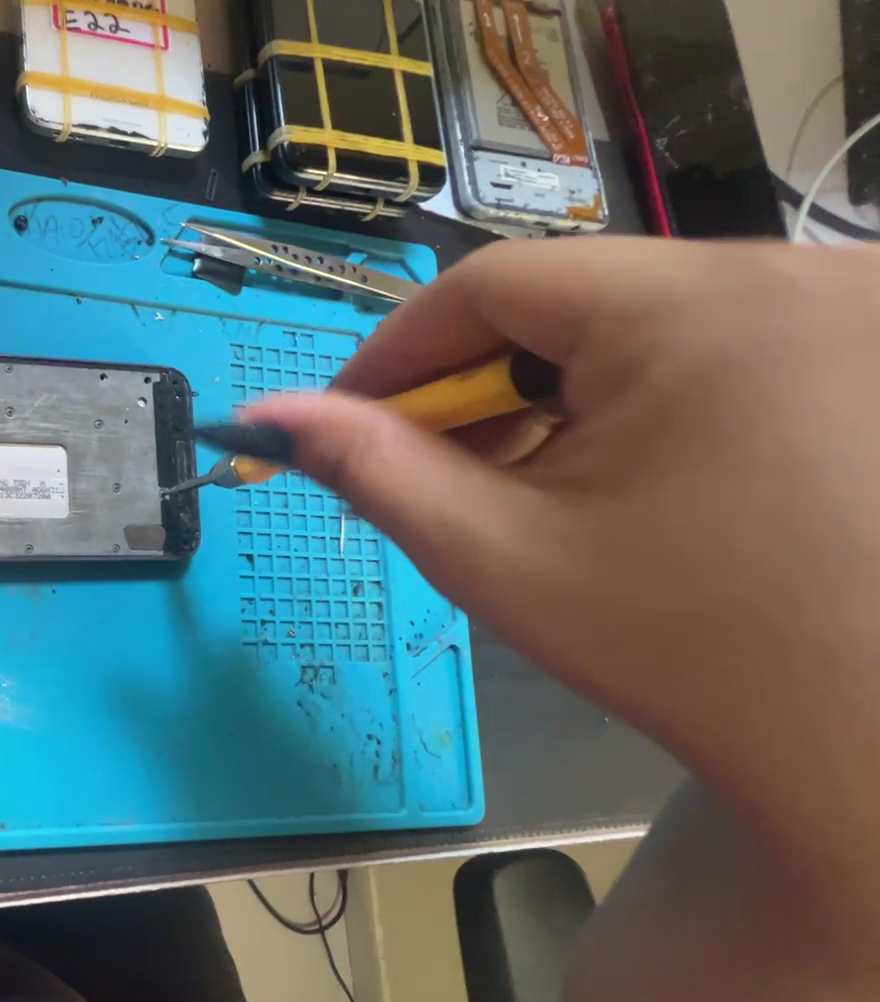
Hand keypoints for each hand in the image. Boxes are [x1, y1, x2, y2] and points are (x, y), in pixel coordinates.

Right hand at [244, 239, 879, 863]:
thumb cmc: (679, 647)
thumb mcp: (492, 550)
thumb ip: (368, 468)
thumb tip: (261, 416)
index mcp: (702, 310)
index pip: (490, 284)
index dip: (394, 350)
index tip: (344, 423)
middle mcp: (803, 275)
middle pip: (563, 303)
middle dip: (468, 385)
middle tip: (424, 472)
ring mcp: (855, 312)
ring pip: (627, 324)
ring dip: (539, 395)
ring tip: (510, 485)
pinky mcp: (872, 353)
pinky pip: (700, 347)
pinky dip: (619, 401)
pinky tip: (605, 476)